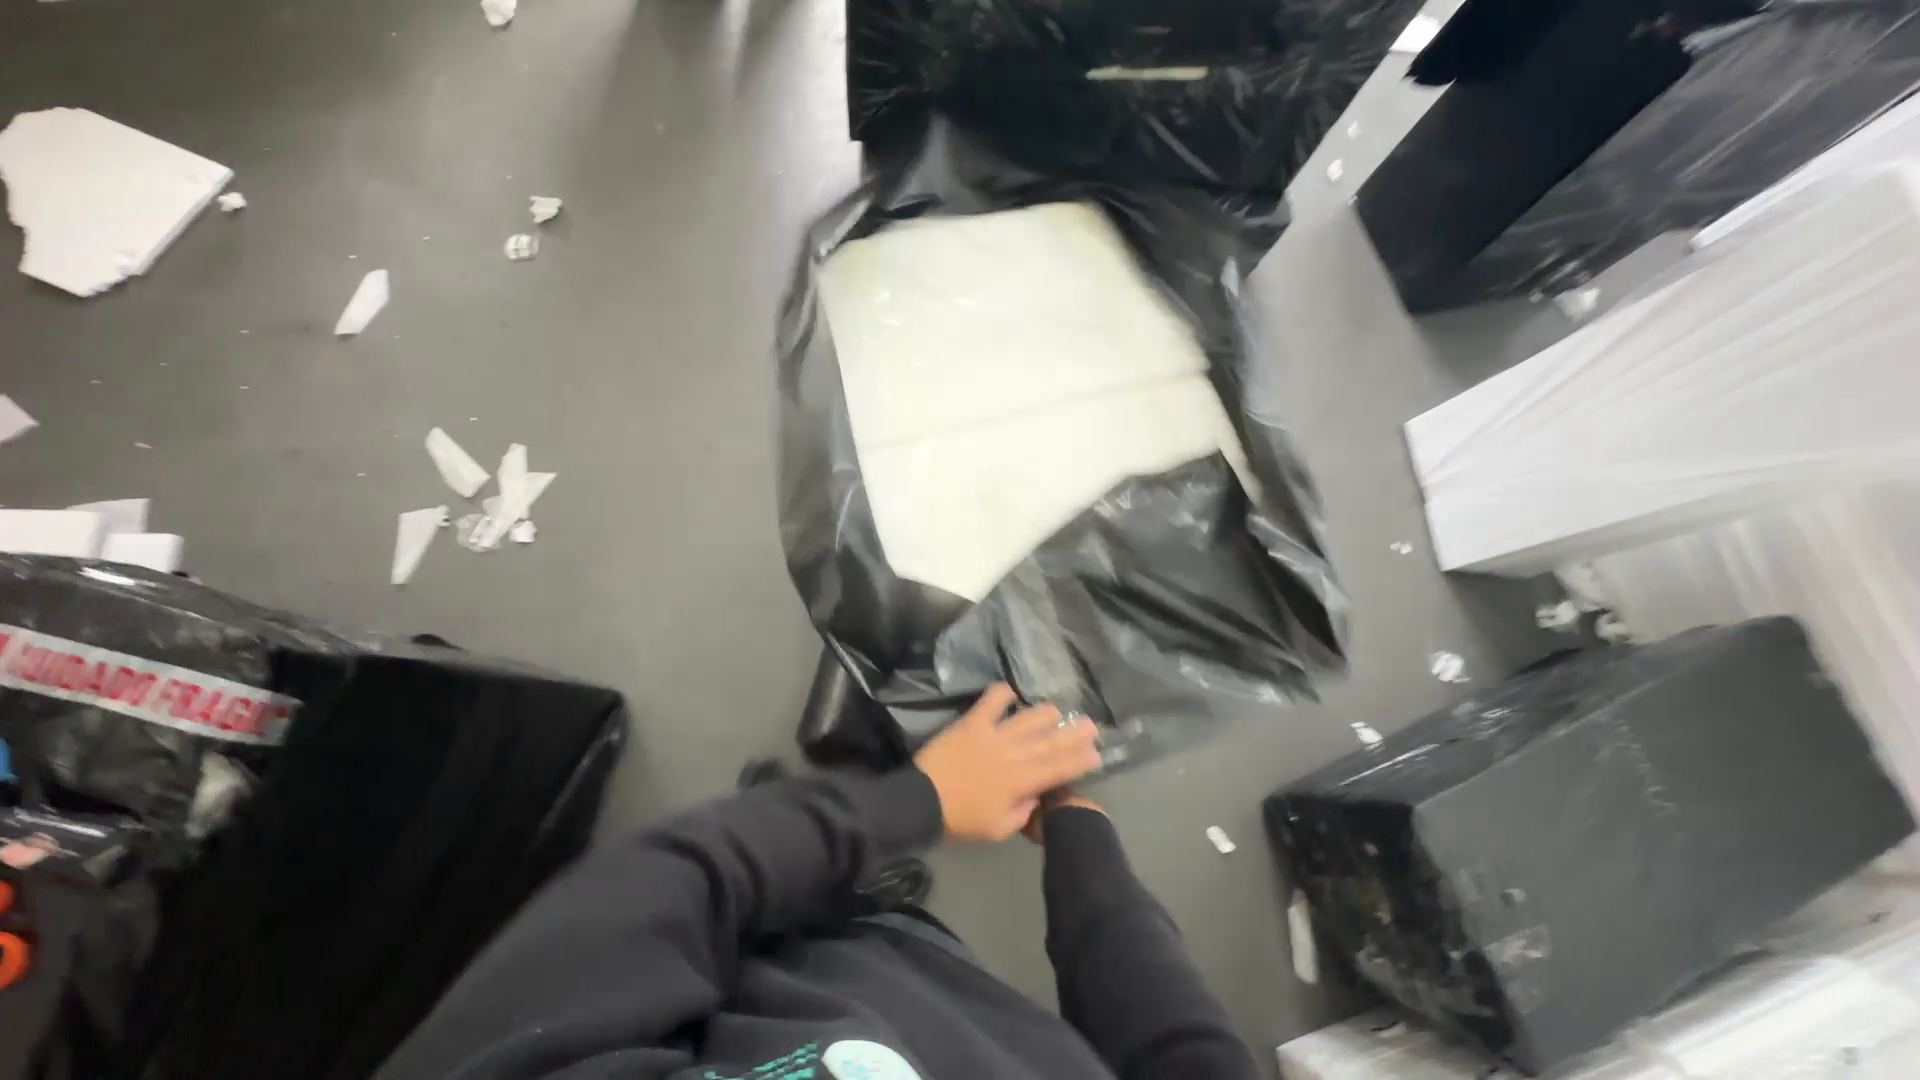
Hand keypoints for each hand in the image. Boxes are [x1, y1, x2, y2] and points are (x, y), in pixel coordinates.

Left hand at [914, 684, 1102, 842]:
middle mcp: (1014, 755)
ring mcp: (993, 735)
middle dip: (1074, 733)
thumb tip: (1035, 794)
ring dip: (1046, 714)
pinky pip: (992, 701)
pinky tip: (1012, 690)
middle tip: (1091, 725)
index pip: (1058, 769)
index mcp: (1021, 782)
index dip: (1079, 760)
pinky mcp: (972, 722)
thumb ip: (1022, 812)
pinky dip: (1003, 693)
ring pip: (1028, 719)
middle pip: (1050, 742)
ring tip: (1059, 709)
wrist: (922, 800)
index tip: (1095, 752)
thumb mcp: (998, 828)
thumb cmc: (960, 819)